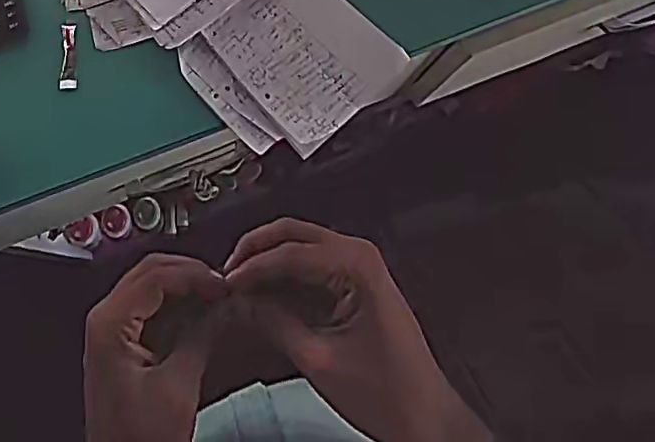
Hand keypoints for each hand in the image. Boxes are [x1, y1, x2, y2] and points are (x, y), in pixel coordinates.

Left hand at [85, 254, 227, 441]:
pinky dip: (176, 303)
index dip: (192, 274)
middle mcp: (104, 319)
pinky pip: (149, 306)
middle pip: (149, 272)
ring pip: (150, 285)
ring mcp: (110, 329)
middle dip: (188, 274)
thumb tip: (220, 306)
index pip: (154, 276)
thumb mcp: (177, 388)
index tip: (220, 283)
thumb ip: (200, 337)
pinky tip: (198, 310)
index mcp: (109, 324)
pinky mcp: (120, 342)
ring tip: (213, 294)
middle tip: (219, 284)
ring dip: (184, 285)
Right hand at [225, 219, 488, 441]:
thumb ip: (275, 324)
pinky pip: (310, 265)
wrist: (427, 420)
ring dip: (267, 260)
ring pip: (298, 245)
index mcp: (357, 264)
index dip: (253, 266)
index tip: (227, 281)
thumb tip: (240, 301)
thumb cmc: (391, 394)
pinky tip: (263, 292)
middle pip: (293, 234)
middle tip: (228, 272)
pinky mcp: (352, 281)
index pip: (291, 252)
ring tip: (239, 283)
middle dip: (256, 250)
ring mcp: (357, 265)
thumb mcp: (320, 360)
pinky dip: (283, 275)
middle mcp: (358, 254)